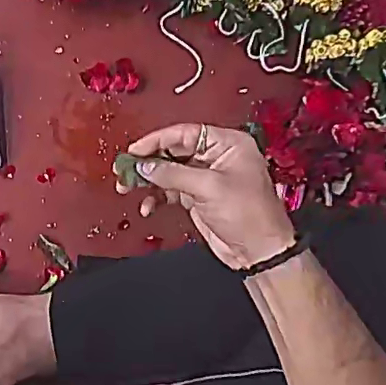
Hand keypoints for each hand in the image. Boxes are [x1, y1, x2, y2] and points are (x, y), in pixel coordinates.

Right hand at [118, 123, 295, 269]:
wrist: (260, 251)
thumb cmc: (250, 215)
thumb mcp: (209, 188)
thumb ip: (173, 174)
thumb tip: (145, 165)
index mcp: (228, 144)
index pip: (186, 133)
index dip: (158, 140)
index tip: (135, 150)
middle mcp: (217, 157)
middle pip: (174, 151)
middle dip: (149, 161)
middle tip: (126, 169)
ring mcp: (207, 177)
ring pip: (169, 171)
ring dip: (148, 180)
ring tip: (128, 187)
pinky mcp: (199, 196)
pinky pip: (171, 190)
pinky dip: (157, 197)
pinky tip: (148, 206)